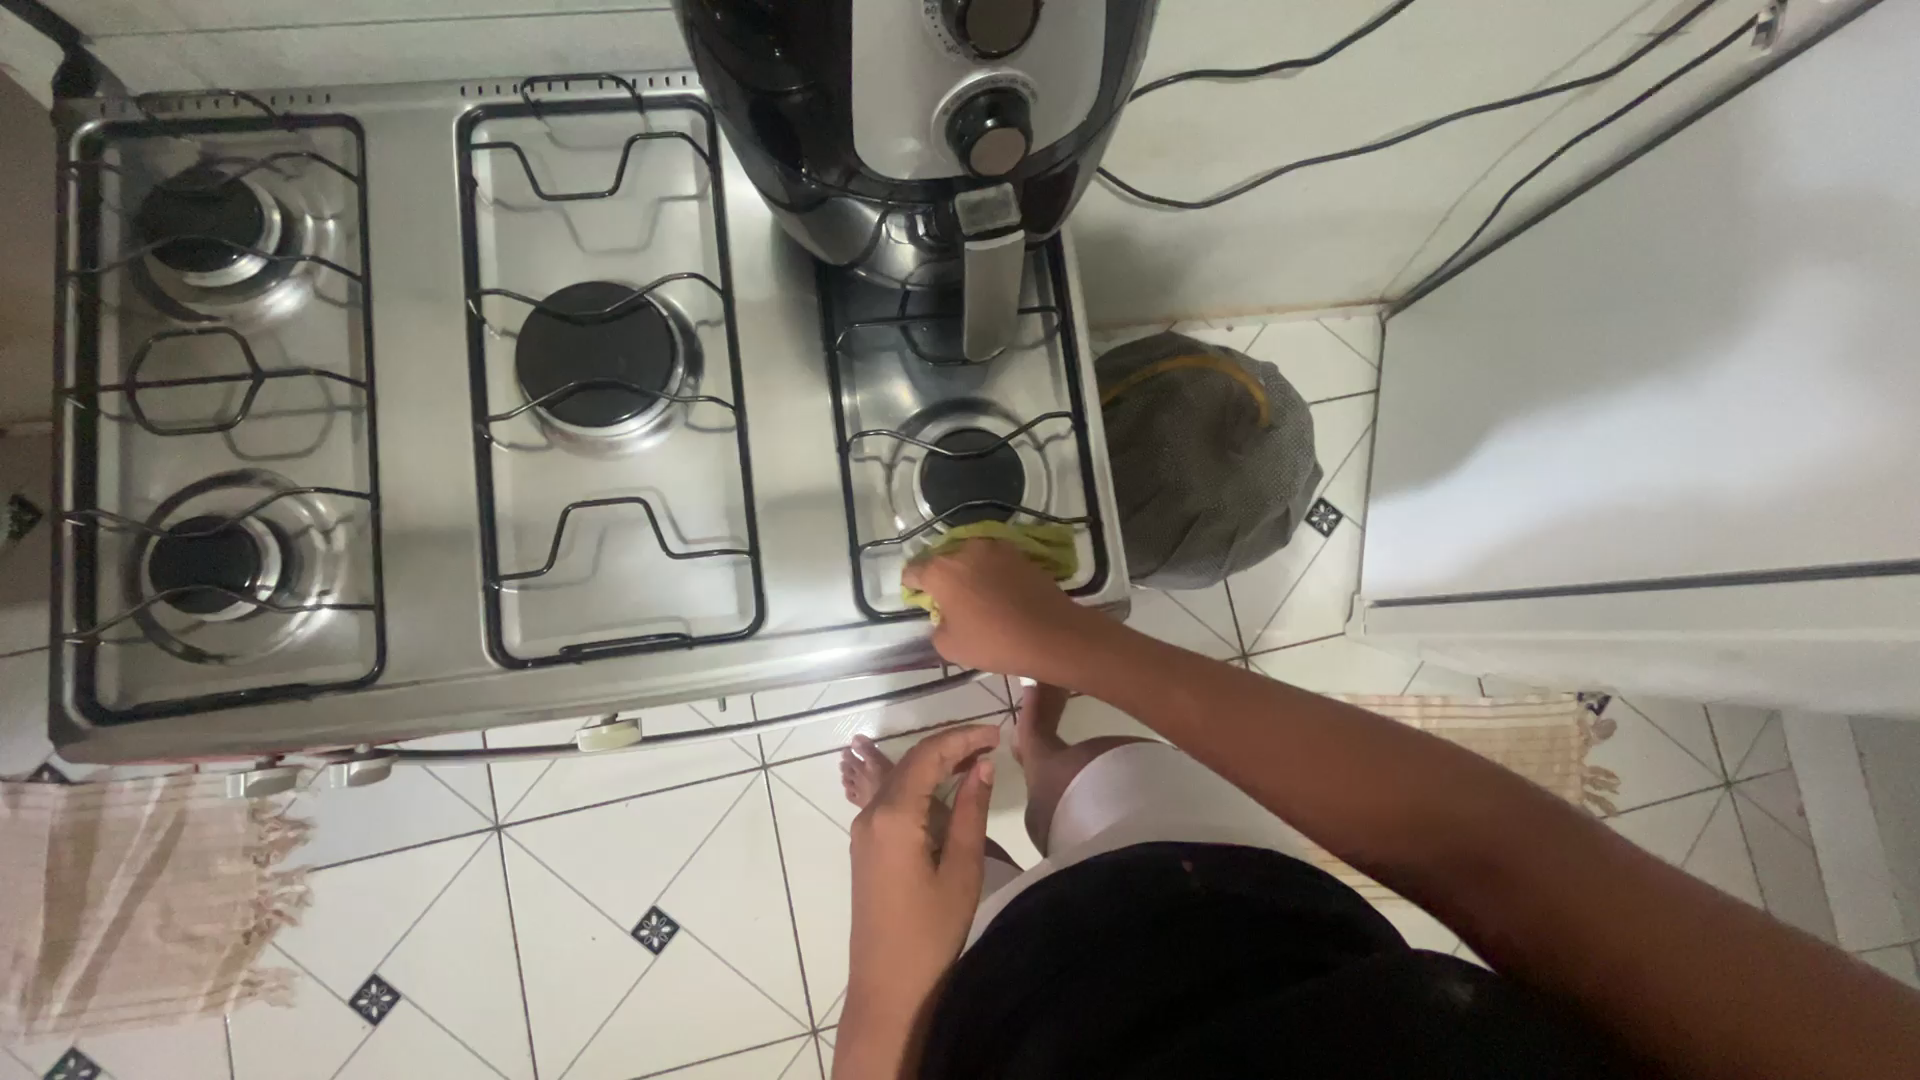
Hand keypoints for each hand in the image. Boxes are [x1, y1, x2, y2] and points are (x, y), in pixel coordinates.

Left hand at [841, 724, 998, 1078]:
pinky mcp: (867, 845)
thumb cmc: (930, 933)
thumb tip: (982, 766)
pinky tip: (940, 783)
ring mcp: (864, 829)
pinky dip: (918, 782)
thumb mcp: (961, 870)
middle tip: (990, 742)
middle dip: (950, 746)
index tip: (997, 734)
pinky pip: (891, 797)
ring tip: (971, 755)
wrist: (888, 989)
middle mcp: (871, 814)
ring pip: (899, 777)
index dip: (963, 738)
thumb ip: (970, 811)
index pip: (928, 756)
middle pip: (910, 761)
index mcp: (894, 815)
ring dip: (933, 762)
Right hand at [902, 538, 1096, 680]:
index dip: (911, 584)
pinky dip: (991, 572)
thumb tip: (943, 616)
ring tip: (975, 593)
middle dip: (941, 576)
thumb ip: (937, 626)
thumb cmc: (994, 641)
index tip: (915, 594)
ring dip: (968, 571)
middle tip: (947, 598)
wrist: (1050, 633)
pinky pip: (995, 561)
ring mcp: (995, 548)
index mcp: (941, 571)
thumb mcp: (950, 646)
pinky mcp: (1019, 554)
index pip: (914, 571)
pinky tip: (998, 591)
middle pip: (943, 560)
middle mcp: (965, 550)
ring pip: (970, 557)